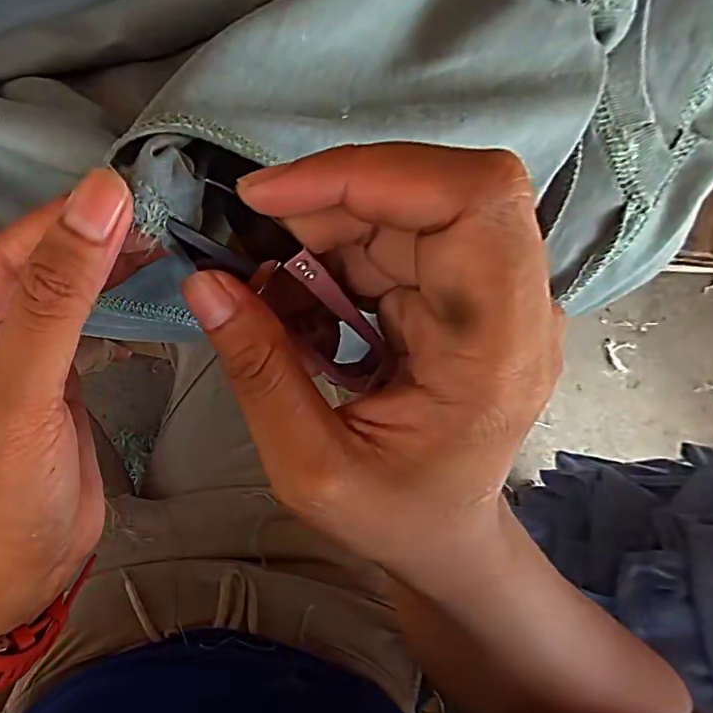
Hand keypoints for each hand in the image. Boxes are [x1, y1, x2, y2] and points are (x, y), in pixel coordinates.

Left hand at [0, 168, 131, 641]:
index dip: (65, 219)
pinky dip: (114, 292)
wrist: (27, 570)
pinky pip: (84, 316)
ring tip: (161, 233)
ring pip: (65, 285)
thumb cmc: (9, 488)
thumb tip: (97, 200)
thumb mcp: (24, 392)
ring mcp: (22, 350)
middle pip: (38, 262)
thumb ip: (57, 298)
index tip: (129, 190)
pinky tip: (144, 271)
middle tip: (157, 209)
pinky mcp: (58, 372)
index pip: (11, 253)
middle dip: (90, 234)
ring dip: (107, 258)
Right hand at [179, 144, 563, 580]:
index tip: (266, 200)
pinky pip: (383, 240)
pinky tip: (292, 311)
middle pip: (425, 192)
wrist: (444, 537)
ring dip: (314, 239)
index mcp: (495, 350)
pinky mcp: (451, 292)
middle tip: (246, 256)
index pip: (469, 201)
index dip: (367, 175)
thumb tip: (205, 282)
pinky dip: (321, 260)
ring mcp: (483, 292)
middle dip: (321, 209)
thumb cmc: (391, 516)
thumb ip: (258, 371)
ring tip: (264, 301)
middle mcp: (507, 303)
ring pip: (396, 209)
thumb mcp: (306, 465)